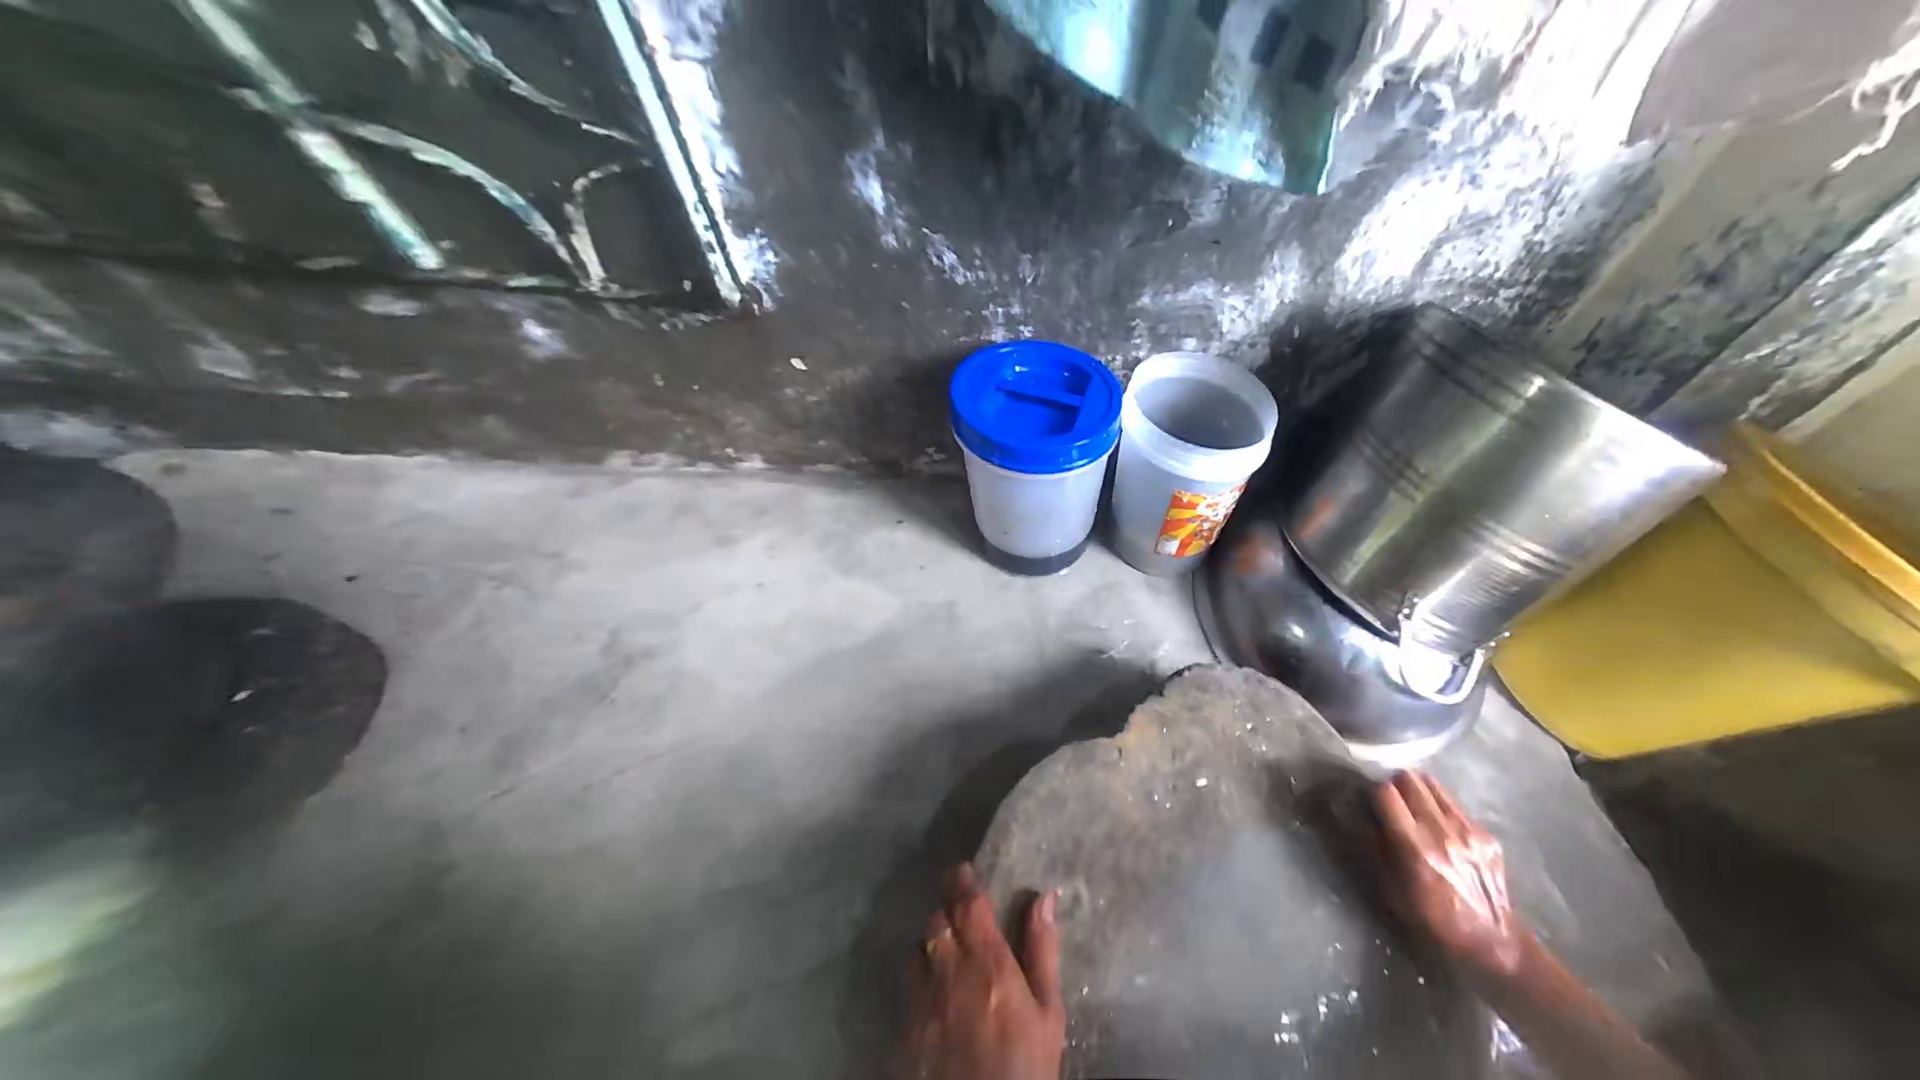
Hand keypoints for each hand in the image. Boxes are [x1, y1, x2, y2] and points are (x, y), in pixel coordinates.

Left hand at [895, 864, 1065, 1079]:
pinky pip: (908, 981)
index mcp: (989, 963)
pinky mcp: (907, 1024)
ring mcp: (924, 997)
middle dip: (947, 908)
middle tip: (961, 912)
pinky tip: (934, 984)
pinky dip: (920, 972)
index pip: (968, 903)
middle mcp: (950, 971)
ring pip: (919, 946)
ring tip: (947, 947)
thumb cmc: (1027, 1064)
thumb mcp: (1049, 1011)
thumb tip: (1043, 897)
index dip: (964, 880)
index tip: (965, 870)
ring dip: (932, 940)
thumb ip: (1042, 949)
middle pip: (938, 919)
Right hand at [1375, 771, 1529, 976]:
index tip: (1368, 800)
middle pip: (1410, 780)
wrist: (1492, 941)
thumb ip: (1375, 845)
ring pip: (1434, 785)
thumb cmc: (1431, 918)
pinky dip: (1440, 806)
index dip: (1372, 792)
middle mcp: (1443, 832)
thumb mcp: (1391, 887)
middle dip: (1394, 784)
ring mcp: (1469, 831)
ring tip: (1413, 806)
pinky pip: (1455, 805)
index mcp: (1415, 847)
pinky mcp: (1487, 835)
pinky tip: (1440, 826)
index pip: (1386, 792)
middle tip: (1390, 800)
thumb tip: (1360, 813)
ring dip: (1418, 790)